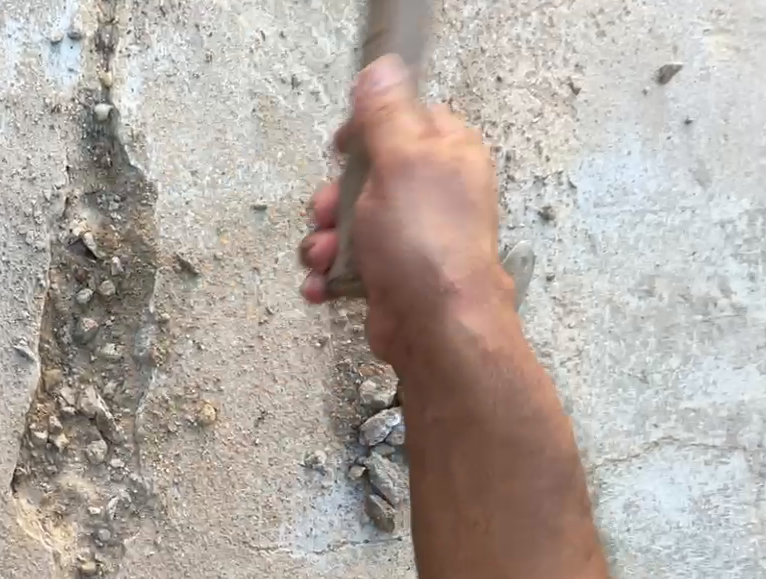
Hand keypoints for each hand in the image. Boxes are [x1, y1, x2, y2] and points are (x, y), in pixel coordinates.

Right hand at [299, 56, 514, 367]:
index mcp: (444, 154)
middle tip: (326, 215)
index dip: (365, 134)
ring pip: (344, 228)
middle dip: (330, 203)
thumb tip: (379, 69)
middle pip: (361, 180)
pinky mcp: (385, 276)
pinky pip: (343, 268)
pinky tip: (323, 287)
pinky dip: (326, 278)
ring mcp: (405, 238)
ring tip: (324, 259)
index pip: (402, 123)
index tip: (340, 150)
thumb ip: (386, 116)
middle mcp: (427, 194)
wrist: (430, 322)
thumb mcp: (401, 164)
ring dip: (322, 244)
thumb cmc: (423, 241)